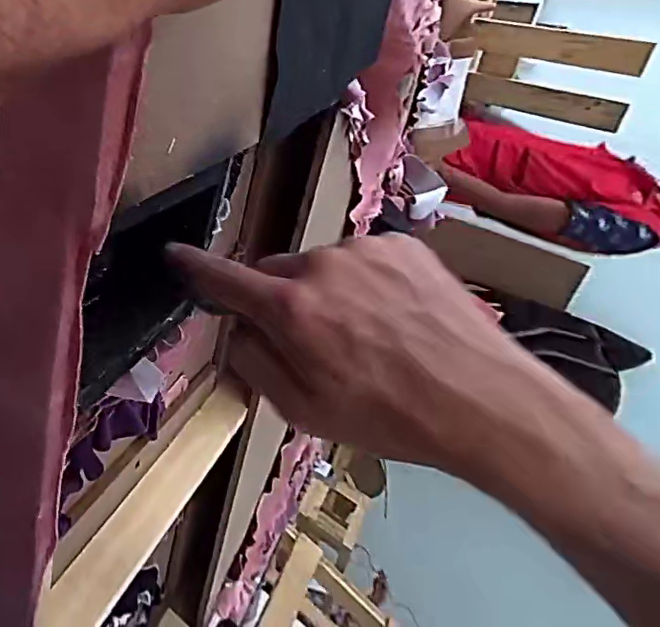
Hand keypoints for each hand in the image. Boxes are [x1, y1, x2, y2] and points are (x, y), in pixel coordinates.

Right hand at [168, 235, 539, 473]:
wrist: (485, 399)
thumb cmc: (393, 416)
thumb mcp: (309, 413)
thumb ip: (258, 366)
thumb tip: (238, 332)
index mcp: (292, 309)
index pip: (226, 279)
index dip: (196, 268)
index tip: (175, 254)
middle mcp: (322, 265)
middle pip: (280, 275)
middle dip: (286, 301)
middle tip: (320, 341)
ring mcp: (365, 248)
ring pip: (326, 266)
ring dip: (333, 292)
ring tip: (374, 333)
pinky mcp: (401, 243)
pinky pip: (366, 258)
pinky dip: (370, 281)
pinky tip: (398, 315)